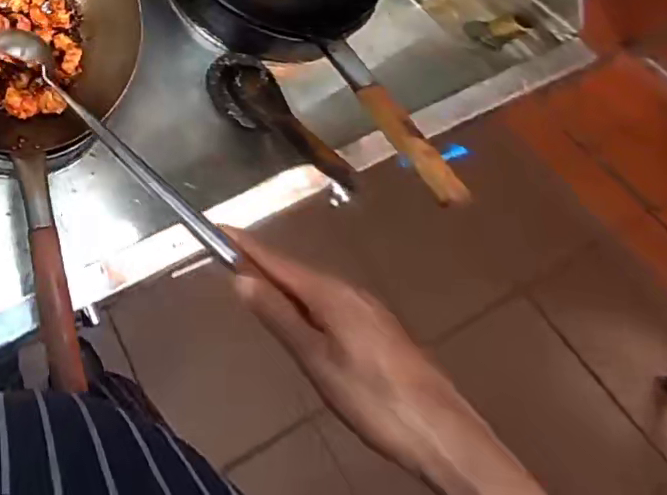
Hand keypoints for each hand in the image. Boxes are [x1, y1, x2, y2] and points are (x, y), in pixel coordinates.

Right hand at [224, 226, 541, 494]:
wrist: (448, 438)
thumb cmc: (375, 399)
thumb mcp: (317, 361)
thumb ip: (279, 317)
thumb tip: (240, 278)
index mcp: (330, 294)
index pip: (276, 261)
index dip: (245, 245)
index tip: (217, 227)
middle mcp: (348, 291)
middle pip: (294, 271)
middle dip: (261, 263)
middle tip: (228, 258)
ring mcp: (368, 310)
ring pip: (313, 287)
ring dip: (282, 283)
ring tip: (256, 285)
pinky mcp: (379, 330)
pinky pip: (329, 302)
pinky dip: (304, 300)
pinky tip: (302, 317)